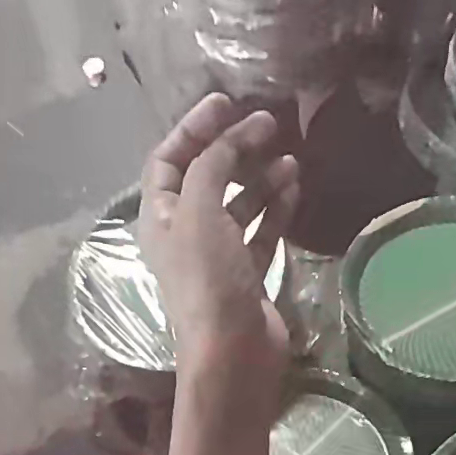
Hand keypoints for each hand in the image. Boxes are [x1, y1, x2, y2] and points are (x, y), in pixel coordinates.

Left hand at [138, 94, 300, 372]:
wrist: (234, 350)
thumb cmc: (208, 280)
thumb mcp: (199, 212)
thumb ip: (211, 167)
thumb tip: (231, 137)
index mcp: (161, 216)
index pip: (169, 159)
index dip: (194, 128)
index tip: (227, 104)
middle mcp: (187, 233)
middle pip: (209, 178)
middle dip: (235, 150)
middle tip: (268, 127)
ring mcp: (220, 256)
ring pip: (240, 206)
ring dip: (261, 180)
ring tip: (289, 159)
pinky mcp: (249, 275)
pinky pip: (262, 233)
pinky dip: (277, 211)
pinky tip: (294, 189)